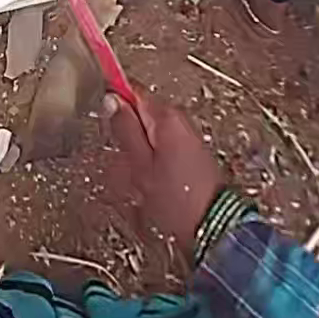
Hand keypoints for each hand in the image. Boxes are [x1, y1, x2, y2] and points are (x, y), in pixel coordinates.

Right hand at [105, 89, 224, 254]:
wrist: (214, 229)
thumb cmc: (176, 198)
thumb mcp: (140, 164)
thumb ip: (124, 128)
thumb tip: (111, 99)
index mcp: (165, 117)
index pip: (132, 89)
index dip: (114, 101)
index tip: (104, 119)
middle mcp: (179, 119)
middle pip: (141, 111)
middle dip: (127, 129)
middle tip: (123, 155)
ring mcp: (187, 135)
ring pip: (150, 130)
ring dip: (139, 146)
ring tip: (139, 172)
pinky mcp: (192, 152)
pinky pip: (162, 143)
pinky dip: (152, 156)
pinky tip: (153, 178)